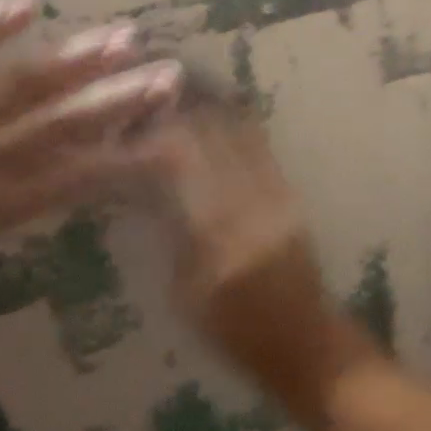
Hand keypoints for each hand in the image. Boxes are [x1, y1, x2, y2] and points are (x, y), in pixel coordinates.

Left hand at [0, 0, 180, 305]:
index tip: (177, 143)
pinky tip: (30, 2)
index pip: (80, 177)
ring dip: (75, 61)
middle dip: (121, 99)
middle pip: (63, 125)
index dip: (132, 158)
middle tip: (169, 75)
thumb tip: (54, 184)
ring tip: (123, 38)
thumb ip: (5, 215)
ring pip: (19, 86)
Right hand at [140, 105, 337, 387]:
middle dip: (178, 111)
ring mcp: (276, 196)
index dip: (149, 142)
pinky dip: (237, 123)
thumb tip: (145, 190)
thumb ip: (170, 237)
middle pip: (212, 139)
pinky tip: (219, 107)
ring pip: (240, 135)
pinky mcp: (291, 195)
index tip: (124, 131)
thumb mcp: (187, 295)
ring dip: (209, 108)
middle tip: (148, 95)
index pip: (180, 166)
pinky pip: (261, 148)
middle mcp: (251, 206)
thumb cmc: (237, 333)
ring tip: (180, 87)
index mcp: (218, 237)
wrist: (306, 342)